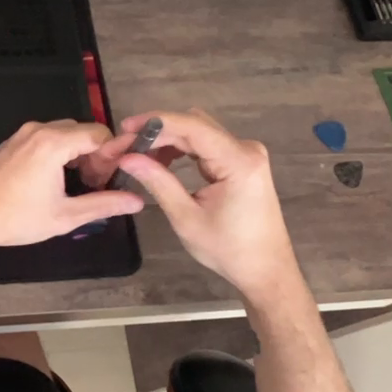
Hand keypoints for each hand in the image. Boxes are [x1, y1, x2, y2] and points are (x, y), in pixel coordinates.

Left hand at [0, 120, 145, 251]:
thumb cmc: (16, 219)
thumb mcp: (65, 215)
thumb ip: (104, 204)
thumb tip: (136, 201)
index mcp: (53, 142)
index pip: (99, 134)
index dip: (113, 154)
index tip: (114, 178)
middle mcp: (38, 130)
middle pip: (82, 131)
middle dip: (96, 154)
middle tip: (97, 183)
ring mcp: (22, 134)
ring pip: (64, 134)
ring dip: (77, 153)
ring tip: (80, 183)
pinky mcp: (12, 142)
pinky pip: (45, 138)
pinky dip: (59, 152)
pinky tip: (58, 179)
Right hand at [110, 109, 304, 303]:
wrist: (265, 269)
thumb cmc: (228, 249)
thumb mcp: (186, 217)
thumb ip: (158, 182)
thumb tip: (127, 158)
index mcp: (238, 161)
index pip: (192, 126)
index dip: (157, 122)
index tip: (126, 127)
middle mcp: (246, 149)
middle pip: (196, 125)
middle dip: (159, 132)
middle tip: (127, 145)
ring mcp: (246, 154)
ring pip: (200, 133)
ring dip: (169, 140)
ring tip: (139, 155)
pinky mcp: (242, 163)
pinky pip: (207, 146)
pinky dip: (183, 150)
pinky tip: (161, 161)